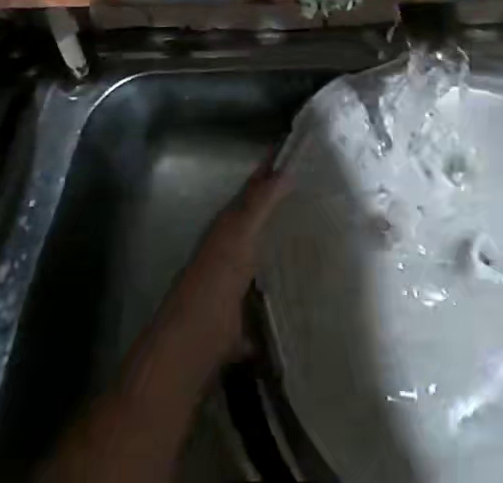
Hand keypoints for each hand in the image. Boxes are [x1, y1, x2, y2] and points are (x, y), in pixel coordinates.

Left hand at [42, 162, 289, 482]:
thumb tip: (285, 168)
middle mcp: (226, 249)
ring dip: (280, 240)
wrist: (186, 350)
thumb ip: (258, 204)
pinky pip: (264, 287)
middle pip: (256, 218)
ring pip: (259, 251)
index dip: (270, 170)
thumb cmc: (212, 285)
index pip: (252, 189)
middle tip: (316, 186)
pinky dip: (279, 282)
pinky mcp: (238, 314)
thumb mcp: (237, 236)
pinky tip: (302, 285)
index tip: (298, 151)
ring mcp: (230, 283)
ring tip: (316, 230)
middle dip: (279, 202)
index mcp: (225, 228)